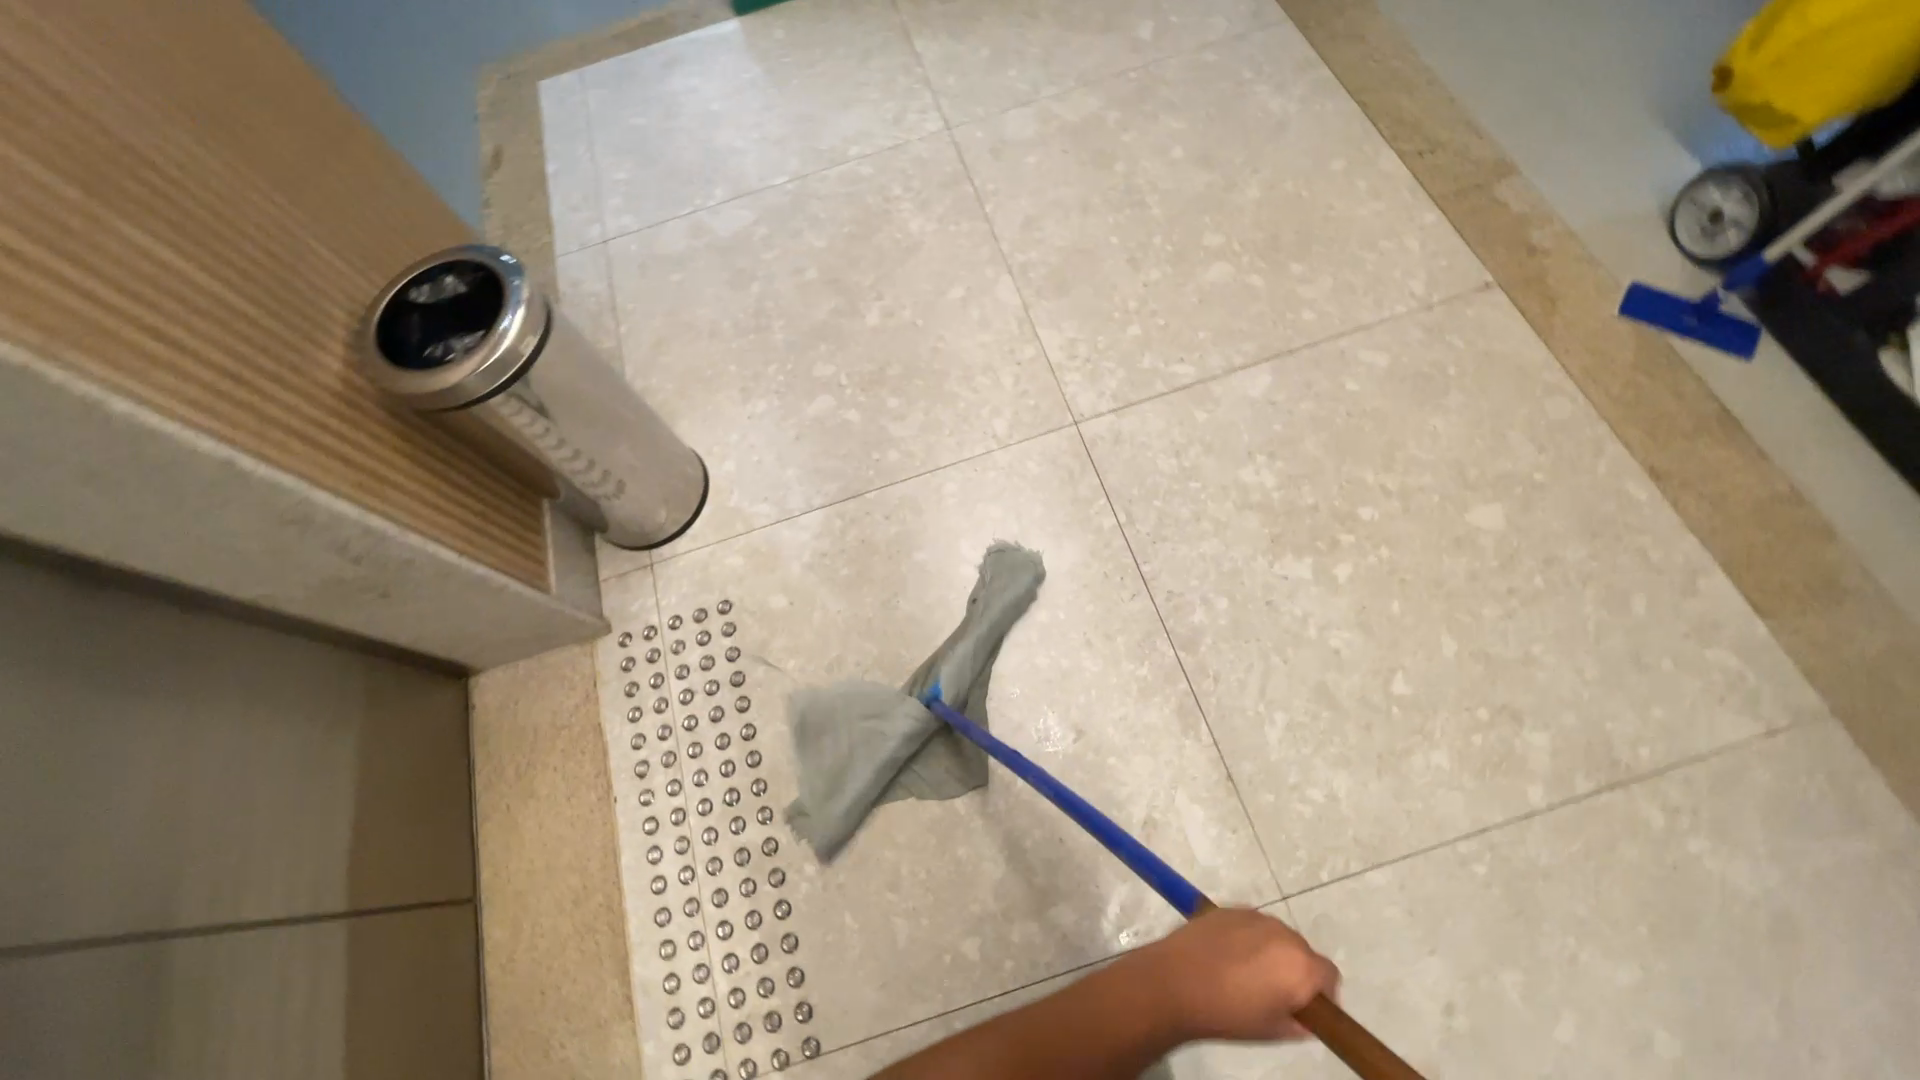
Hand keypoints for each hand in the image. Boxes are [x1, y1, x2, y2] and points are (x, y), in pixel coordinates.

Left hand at [1134, 906, 1339, 1042]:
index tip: (1308, 1007)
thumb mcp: (1272, 1030)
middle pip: (1303, 952)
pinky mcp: (1228, 908)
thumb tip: (1306, 1018)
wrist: (1175, 981)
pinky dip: (1248, 938)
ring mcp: (1254, 916)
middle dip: (1296, 971)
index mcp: (1301, 965)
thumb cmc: (1228, 1012)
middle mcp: (1283, 933)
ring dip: (1272, 952)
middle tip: (1275, 993)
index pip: (1330, 975)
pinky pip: (1251, 925)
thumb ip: (1300, 1023)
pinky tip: (1227, 955)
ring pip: (1276, 936)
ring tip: (1246, 973)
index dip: (1323, 993)